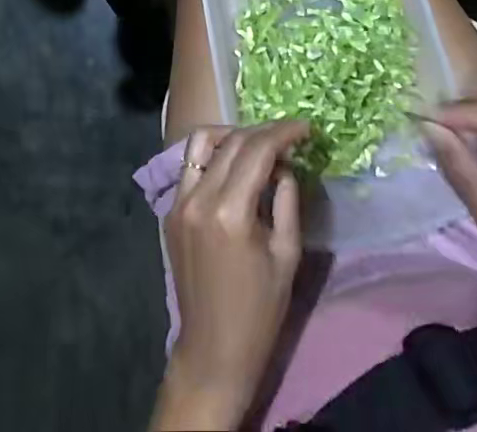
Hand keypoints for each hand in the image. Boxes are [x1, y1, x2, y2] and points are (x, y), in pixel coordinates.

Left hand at [152, 120, 309, 430]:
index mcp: (230, 212)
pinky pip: (191, 165)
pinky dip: (214, 154)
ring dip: (234, 135)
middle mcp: (198, 199)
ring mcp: (178, 204)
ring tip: (260, 145)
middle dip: (265, 131)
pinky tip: (236, 166)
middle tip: (290, 135)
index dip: (284, 132)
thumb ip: (288, 198)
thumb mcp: (287, 251)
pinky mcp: (171, 212)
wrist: (213, 349)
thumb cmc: (260, 308)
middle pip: (232, 141)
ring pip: (202, 142)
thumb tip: (284, 163)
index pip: (257, 149)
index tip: (306, 128)